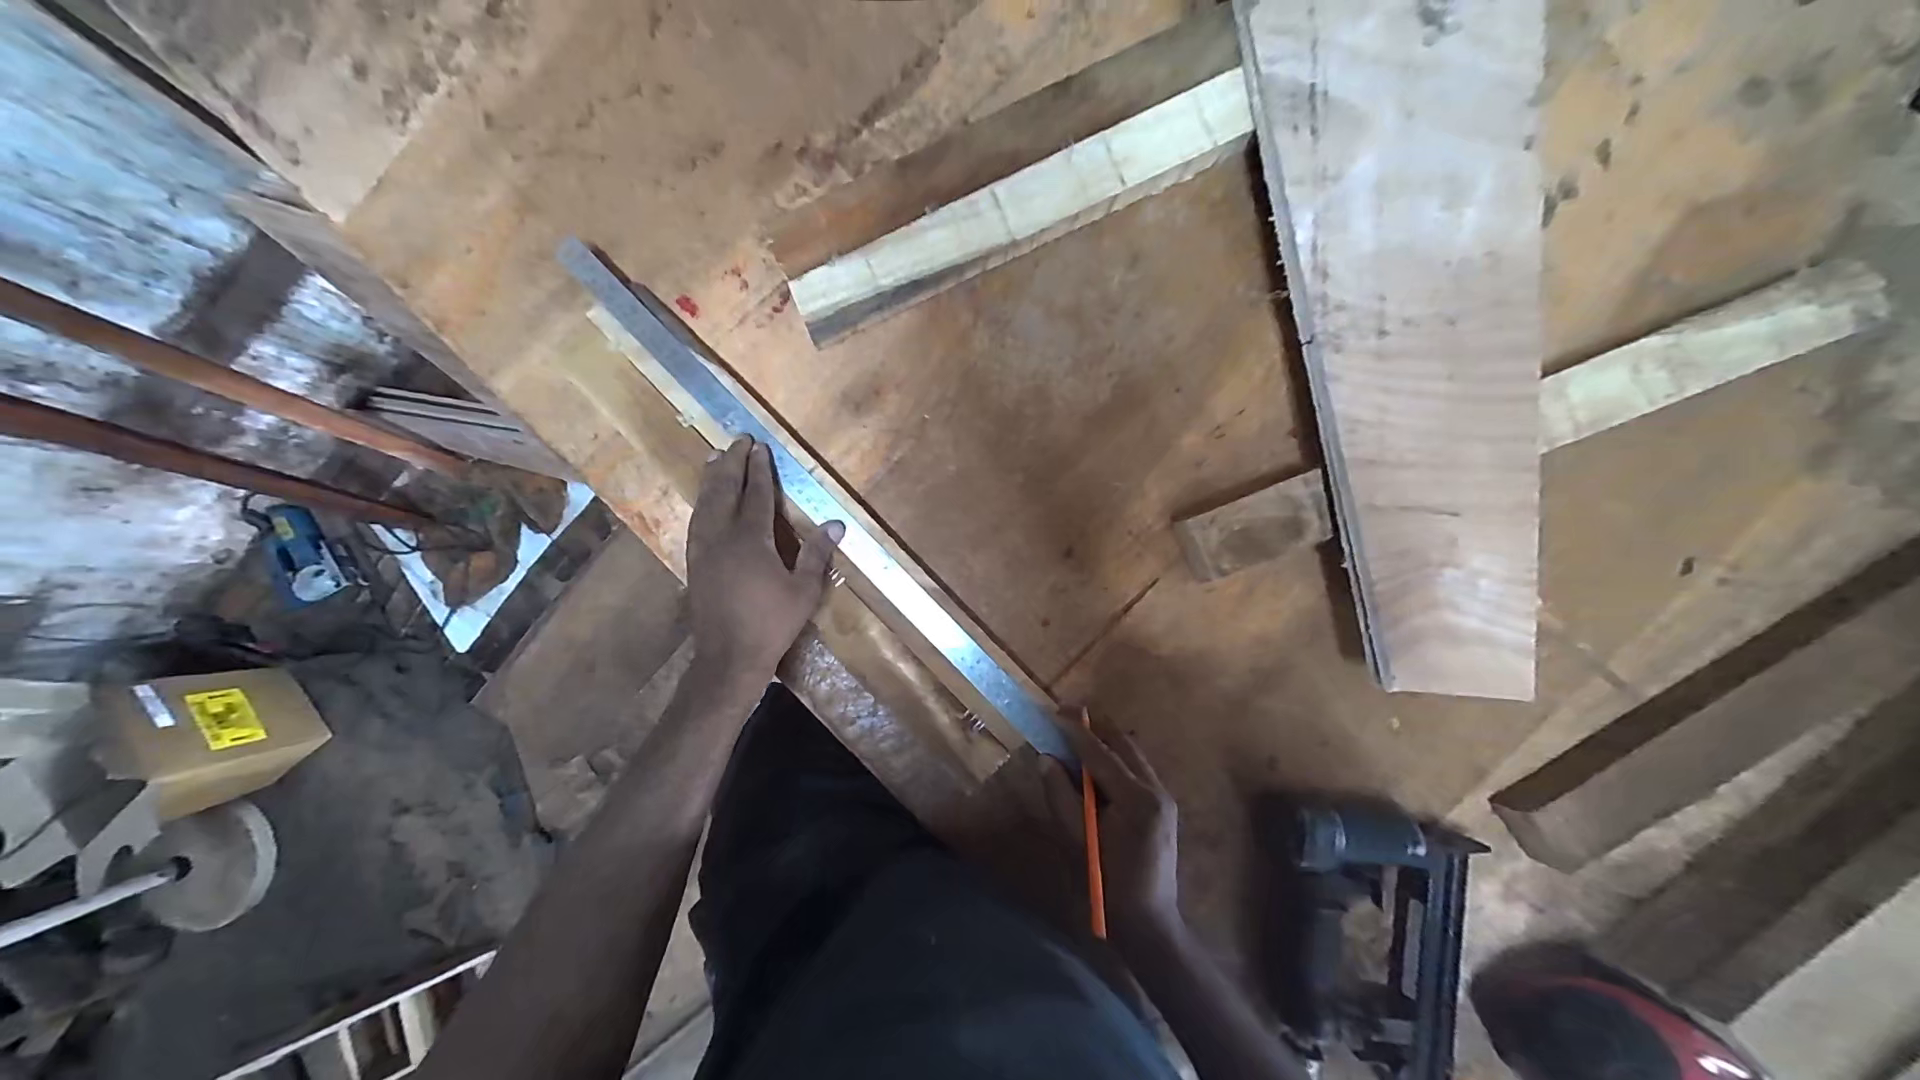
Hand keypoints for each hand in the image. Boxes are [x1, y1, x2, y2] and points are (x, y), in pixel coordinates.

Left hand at [686, 438, 843, 682]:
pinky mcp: (694, 562)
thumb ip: (817, 554)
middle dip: (731, 463)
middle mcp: (722, 537)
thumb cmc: (772, 623)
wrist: (728, 656)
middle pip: (724, 490)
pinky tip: (704, 500)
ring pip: (705, 503)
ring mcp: (703, 549)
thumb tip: (836, 524)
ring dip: (712, 478)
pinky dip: (702, 501)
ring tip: (716, 458)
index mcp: (751, 540)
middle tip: (737, 440)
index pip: (756, 495)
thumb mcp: (804, 591)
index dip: (759, 470)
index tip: (760, 447)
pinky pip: (696, 520)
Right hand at [1057, 714, 1181, 941]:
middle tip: (1065, 715)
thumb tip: (1046, 759)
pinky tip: (1094, 764)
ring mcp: (1163, 797)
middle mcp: (1156, 790)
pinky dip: (1114, 759)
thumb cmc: (1109, 886)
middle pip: (1123, 744)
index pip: (1101, 754)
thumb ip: (1060, 796)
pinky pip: (1135, 769)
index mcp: (1137, 799)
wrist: (1149, 924)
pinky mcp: (1162, 806)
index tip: (1056, 710)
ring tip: (1075, 734)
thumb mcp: (1078, 841)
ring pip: (1131, 754)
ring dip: (1104, 741)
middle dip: (1093, 727)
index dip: (1076, 731)